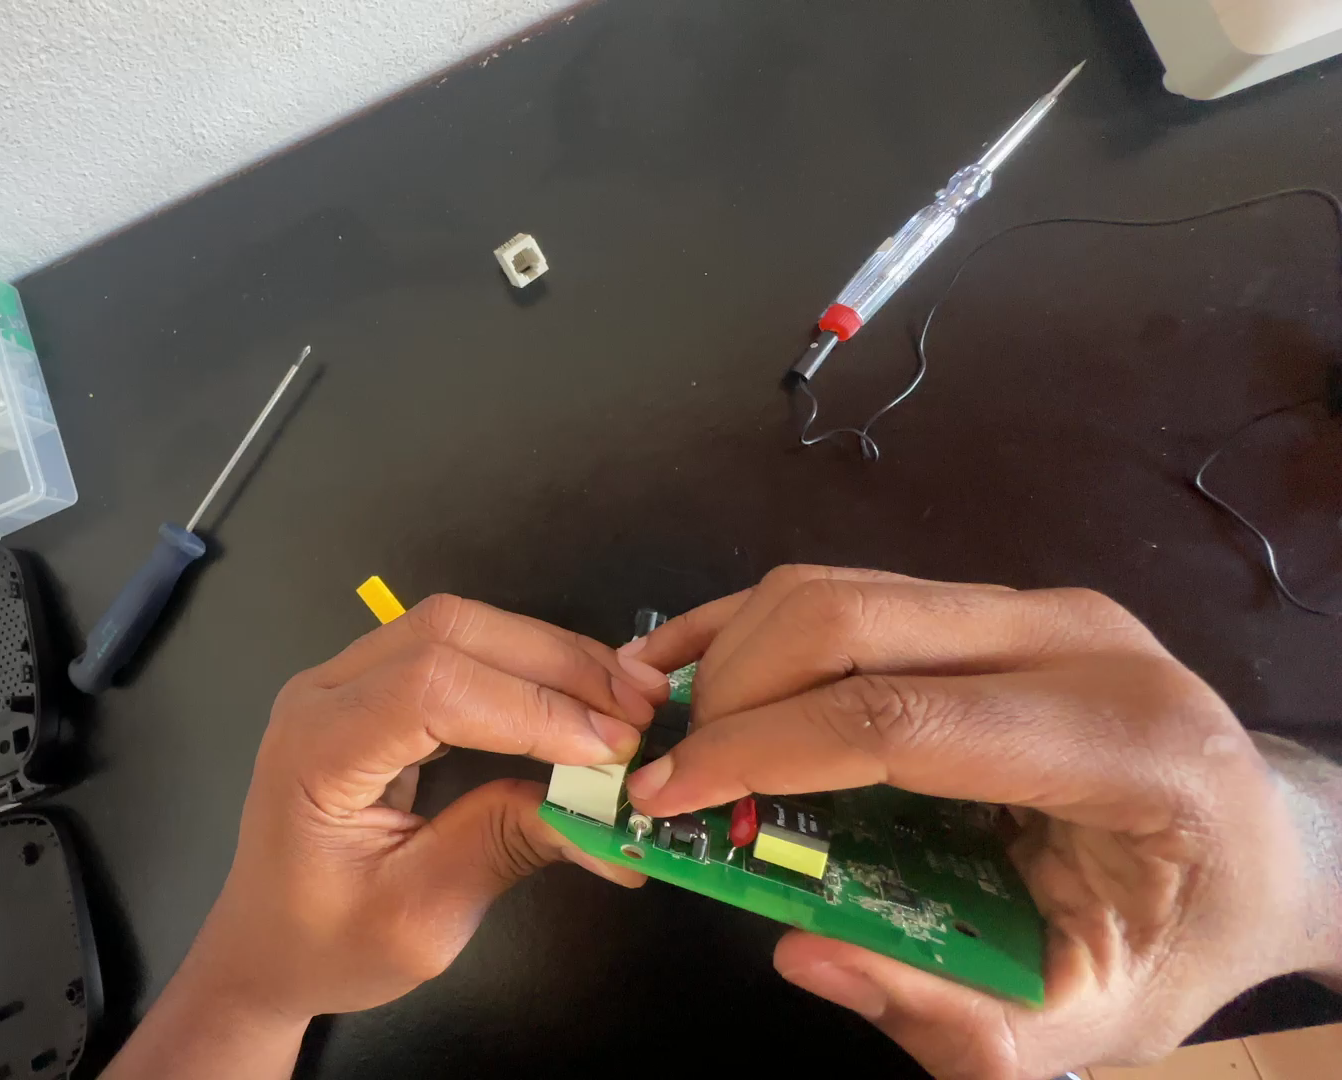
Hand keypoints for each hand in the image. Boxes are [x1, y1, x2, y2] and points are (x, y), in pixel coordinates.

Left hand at [104, 595, 665, 1078]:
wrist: (264, 939)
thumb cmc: (325, 942)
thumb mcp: (418, 918)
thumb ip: (503, 847)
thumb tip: (608, 819)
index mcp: (317, 747)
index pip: (427, 689)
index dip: (526, 707)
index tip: (610, 745)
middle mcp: (324, 688)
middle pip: (445, 632)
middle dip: (551, 661)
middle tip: (638, 705)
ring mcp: (344, 676)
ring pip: (454, 626)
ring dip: (545, 653)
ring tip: (622, 693)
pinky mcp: (370, 683)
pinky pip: (452, 648)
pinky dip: (521, 663)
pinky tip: (572, 689)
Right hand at [625, 565, 1341, 1079]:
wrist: (1260, 839)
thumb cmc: (1180, 931)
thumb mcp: (1090, 1018)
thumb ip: (956, 1015)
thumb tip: (799, 951)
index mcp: (1121, 741)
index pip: (889, 721)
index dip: (756, 752)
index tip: (664, 792)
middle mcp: (1067, 637)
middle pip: (838, 625)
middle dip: (728, 696)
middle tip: (675, 768)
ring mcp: (1013, 600)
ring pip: (819, 591)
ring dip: (726, 655)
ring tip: (682, 727)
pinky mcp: (966, 593)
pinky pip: (824, 585)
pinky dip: (737, 622)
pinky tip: (681, 660)